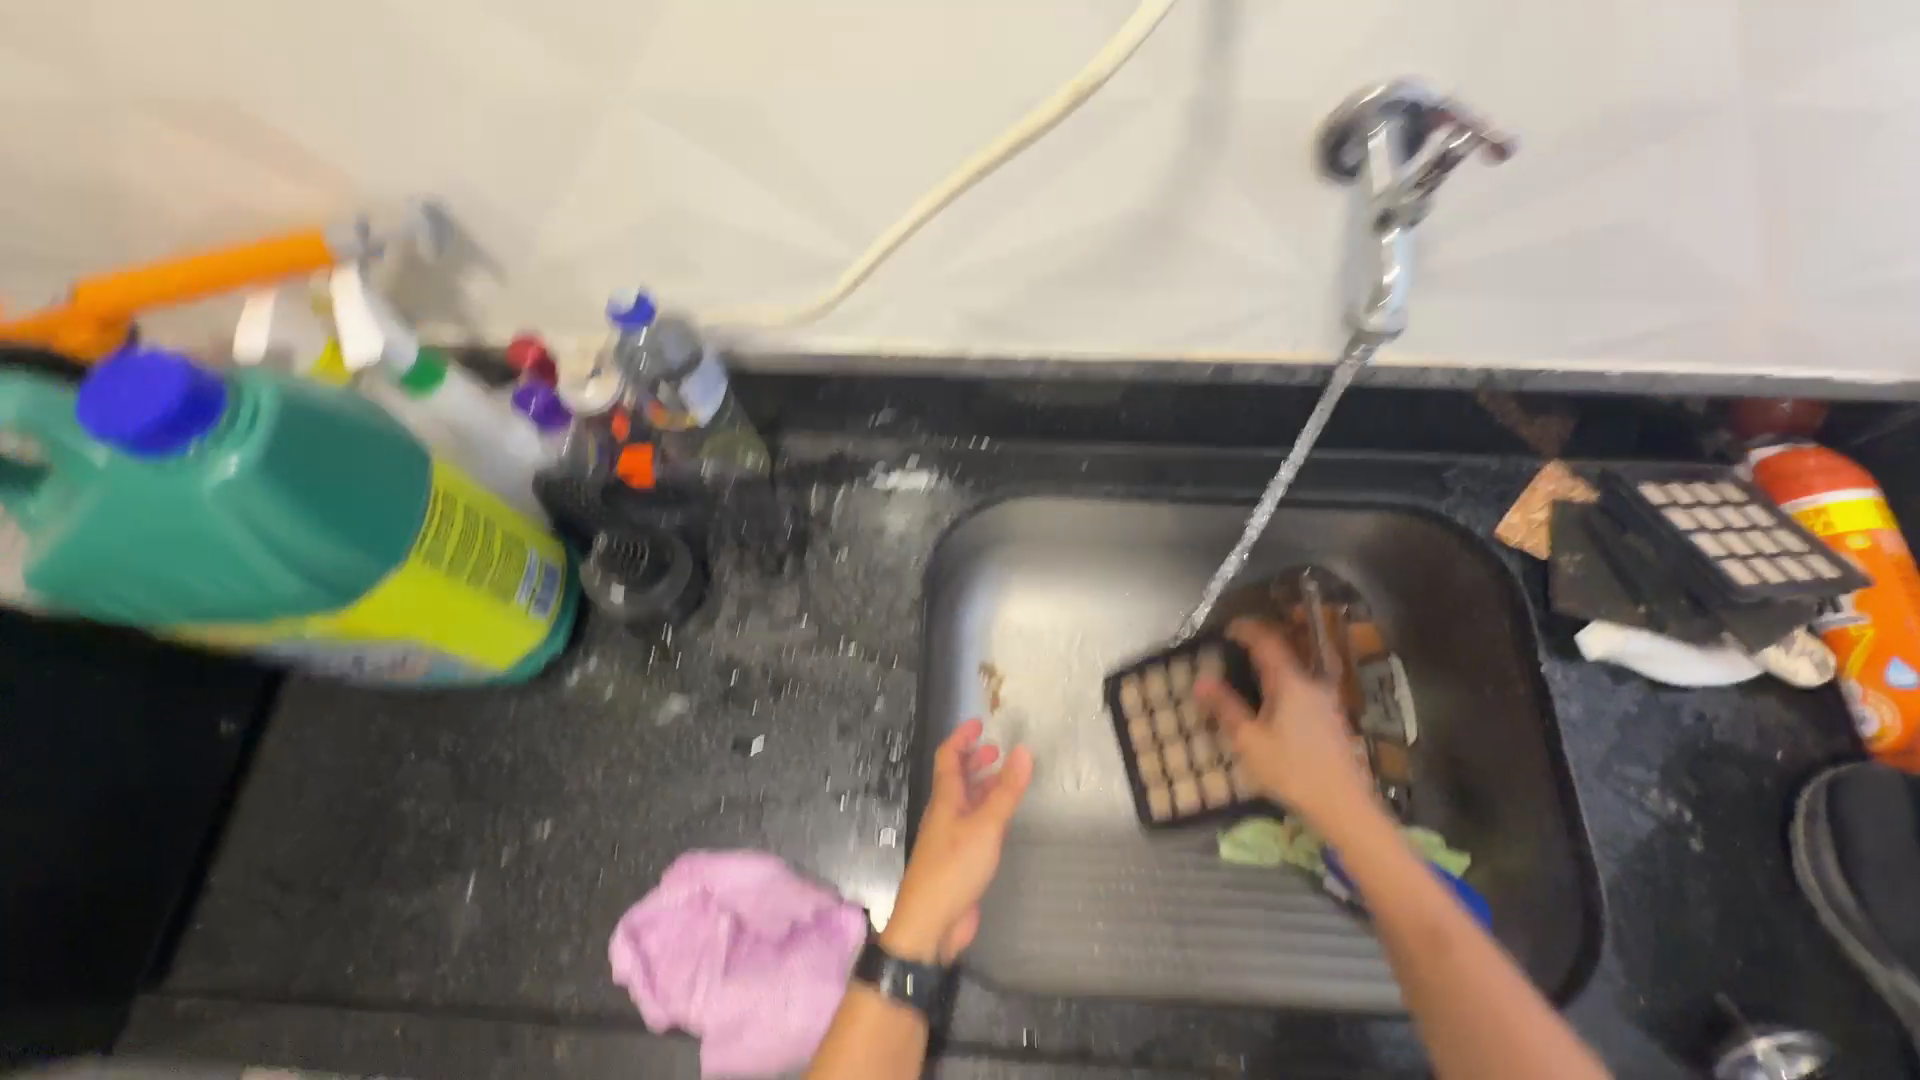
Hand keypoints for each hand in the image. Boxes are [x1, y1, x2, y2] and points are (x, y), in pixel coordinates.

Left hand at [883, 719, 1032, 964]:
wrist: (931, 923)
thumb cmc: (954, 868)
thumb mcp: (985, 826)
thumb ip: (1006, 791)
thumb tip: (1023, 750)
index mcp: (945, 799)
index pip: (948, 757)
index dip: (961, 738)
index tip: (979, 723)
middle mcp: (945, 813)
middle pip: (955, 777)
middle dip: (973, 760)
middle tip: (996, 750)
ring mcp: (951, 837)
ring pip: (965, 801)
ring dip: (981, 785)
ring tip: (1004, 778)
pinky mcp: (960, 859)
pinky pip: (973, 824)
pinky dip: (987, 811)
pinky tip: (1001, 818)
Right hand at [1194, 618, 1378, 833]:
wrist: (1343, 805)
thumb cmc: (1292, 771)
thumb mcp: (1249, 741)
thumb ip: (1225, 707)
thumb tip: (1200, 681)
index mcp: (1289, 683)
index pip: (1267, 642)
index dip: (1247, 629)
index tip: (1227, 627)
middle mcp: (1311, 684)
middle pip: (1284, 654)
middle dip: (1258, 648)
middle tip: (1233, 650)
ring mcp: (1325, 702)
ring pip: (1294, 673)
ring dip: (1271, 668)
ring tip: (1247, 676)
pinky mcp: (1331, 719)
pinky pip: (1302, 690)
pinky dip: (1282, 686)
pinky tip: (1271, 706)